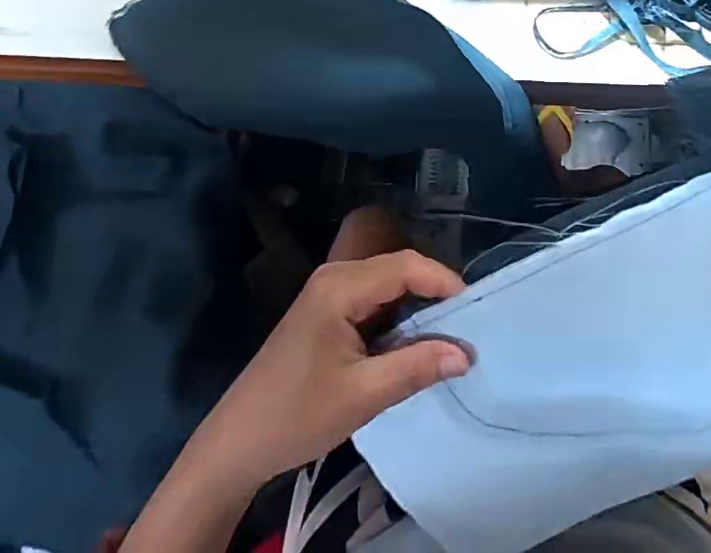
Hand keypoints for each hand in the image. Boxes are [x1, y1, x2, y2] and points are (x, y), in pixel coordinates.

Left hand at [184, 251, 471, 491]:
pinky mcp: (326, 309)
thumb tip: (467, 353)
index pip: (405, 266)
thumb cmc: (296, 416)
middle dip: (434, 291)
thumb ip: (416, 367)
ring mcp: (328, 291)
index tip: (474, 311)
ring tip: (447, 332)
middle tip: (465, 324)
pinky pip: (373, 298)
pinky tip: (412, 339)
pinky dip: (398, 314)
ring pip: (387, 283)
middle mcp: (335, 277)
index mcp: (340, 286)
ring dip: (417, 304)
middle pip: (398, 268)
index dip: (443, 281)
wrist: (236, 443)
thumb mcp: (363, 395)